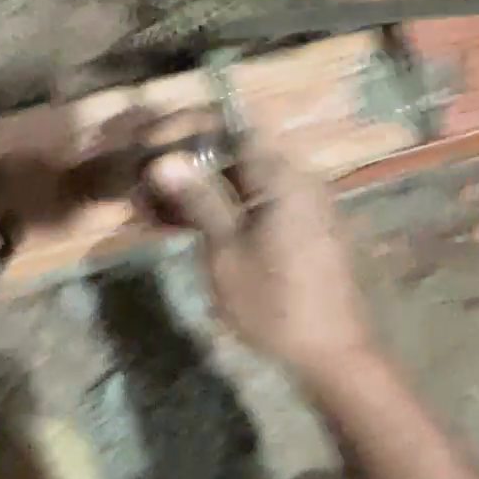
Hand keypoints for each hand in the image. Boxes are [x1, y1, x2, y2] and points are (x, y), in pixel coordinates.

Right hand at [145, 142, 370, 381]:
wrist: (332, 353)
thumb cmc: (274, 303)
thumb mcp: (225, 252)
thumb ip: (198, 200)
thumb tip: (163, 160)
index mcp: (282, 176)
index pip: (232, 126)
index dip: (187, 129)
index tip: (150, 145)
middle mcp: (298, 180)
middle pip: (236, 152)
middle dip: (188, 162)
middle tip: (146, 186)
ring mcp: (303, 205)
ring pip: (243, 180)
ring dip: (201, 188)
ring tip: (157, 210)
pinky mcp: (302, 230)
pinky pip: (256, 202)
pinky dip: (222, 208)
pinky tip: (189, 227)